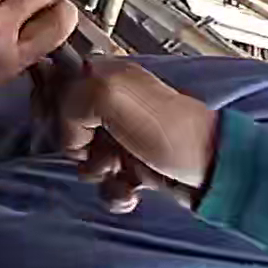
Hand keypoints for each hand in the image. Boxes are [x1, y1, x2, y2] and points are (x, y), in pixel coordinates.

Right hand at [55, 58, 219, 212]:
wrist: (217, 172)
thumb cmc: (165, 128)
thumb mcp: (108, 97)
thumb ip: (71, 102)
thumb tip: (69, 134)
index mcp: (105, 74)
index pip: (59, 80)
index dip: (51, 102)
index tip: (54, 121)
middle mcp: (112, 102)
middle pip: (68, 122)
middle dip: (74, 142)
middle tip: (89, 149)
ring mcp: (124, 135)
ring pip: (86, 154)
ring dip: (94, 169)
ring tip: (114, 172)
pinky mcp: (137, 166)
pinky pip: (107, 179)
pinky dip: (113, 191)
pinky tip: (126, 193)